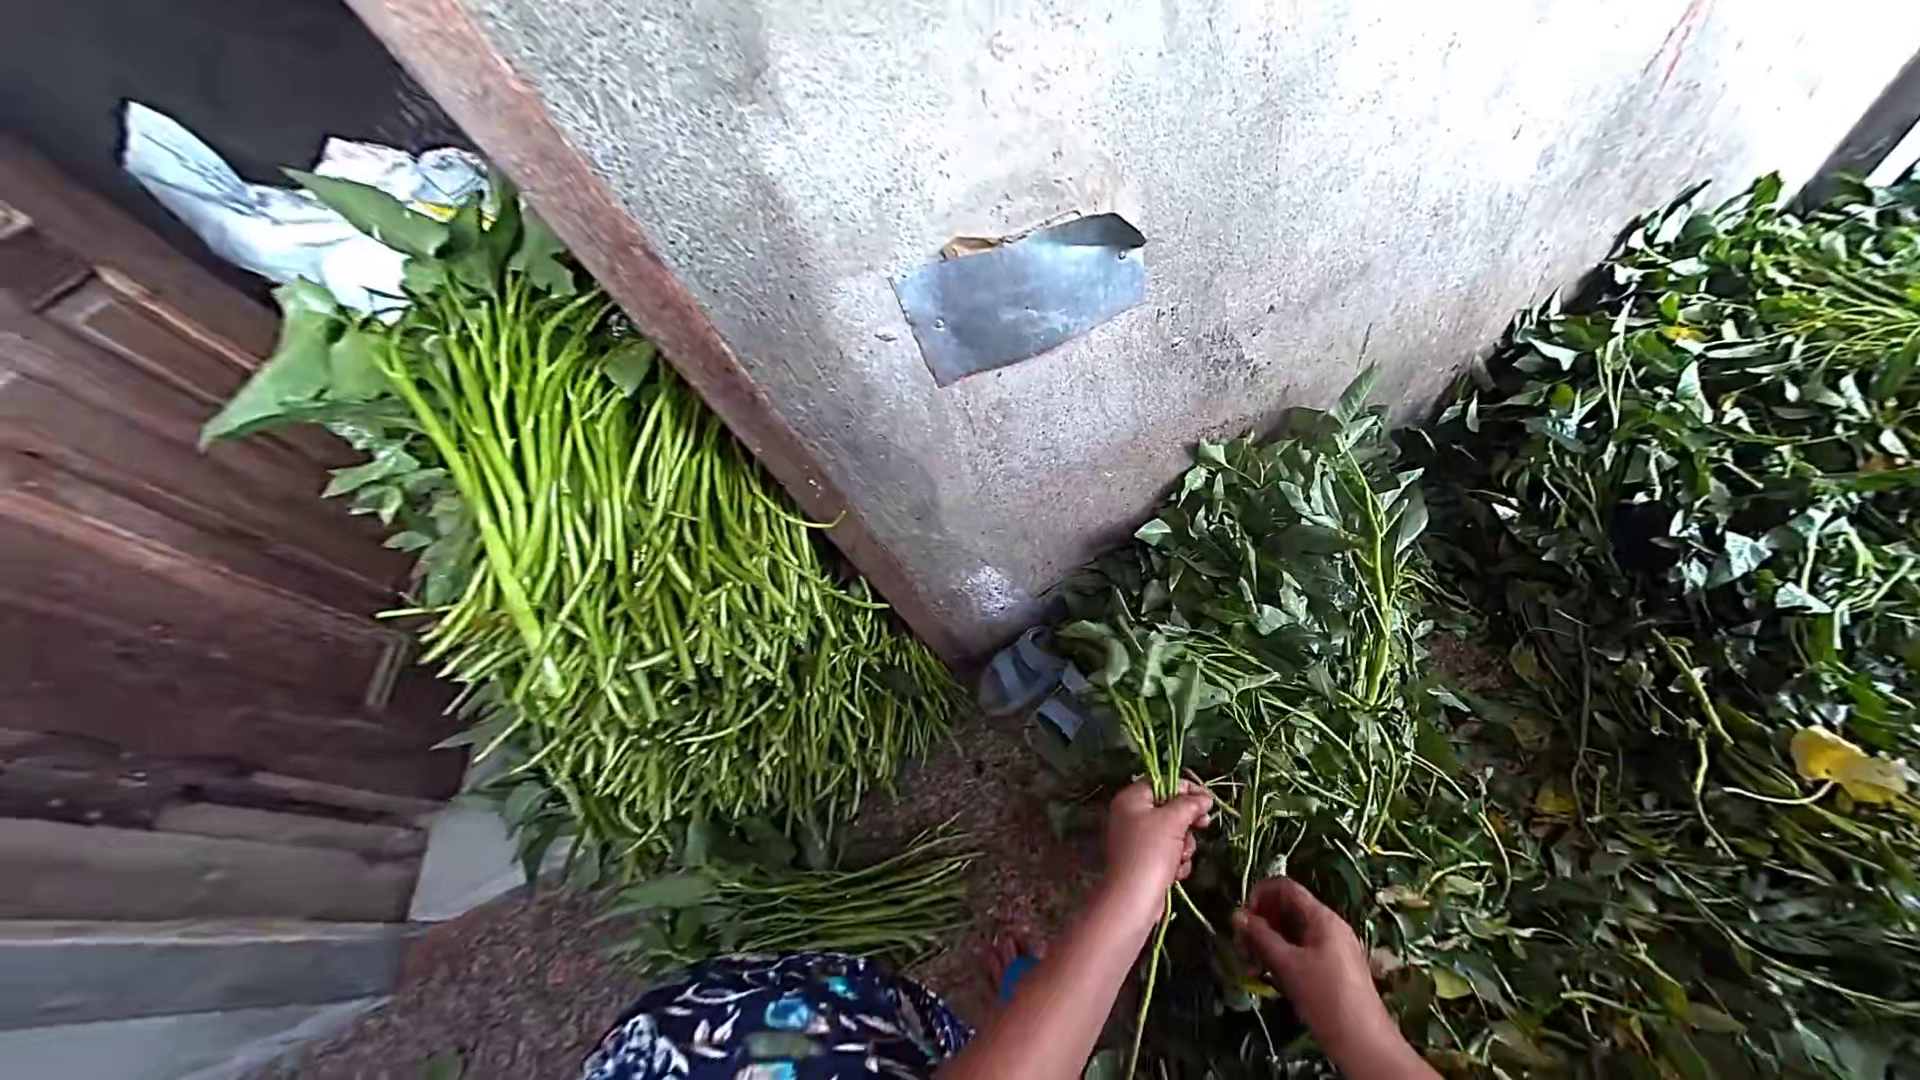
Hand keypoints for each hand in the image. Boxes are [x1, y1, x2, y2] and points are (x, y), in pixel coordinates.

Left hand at [1102, 780, 1210, 917]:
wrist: (1134, 898)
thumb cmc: (1150, 852)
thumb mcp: (1172, 821)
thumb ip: (1189, 804)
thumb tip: (1205, 798)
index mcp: (1131, 798)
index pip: (1161, 782)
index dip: (1186, 788)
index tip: (1208, 800)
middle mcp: (1131, 815)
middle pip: (1169, 808)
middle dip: (1187, 821)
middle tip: (1203, 826)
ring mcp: (1137, 839)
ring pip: (1173, 833)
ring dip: (1183, 845)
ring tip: (1180, 856)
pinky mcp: (1145, 860)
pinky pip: (1169, 852)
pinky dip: (1176, 861)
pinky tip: (1174, 872)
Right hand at [1234, 879, 1431, 1077]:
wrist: (1368, 1050)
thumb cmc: (1327, 1000)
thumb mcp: (1287, 965)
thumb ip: (1260, 936)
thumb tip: (1236, 914)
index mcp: (1322, 918)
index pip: (1284, 887)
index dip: (1259, 895)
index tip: (1244, 919)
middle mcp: (1328, 926)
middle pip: (1285, 909)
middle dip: (1260, 924)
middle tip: (1243, 948)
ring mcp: (1332, 948)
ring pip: (1290, 931)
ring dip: (1267, 943)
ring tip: (1253, 968)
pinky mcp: (1332, 968)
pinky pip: (1300, 949)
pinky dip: (1281, 957)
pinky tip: (1269, 977)